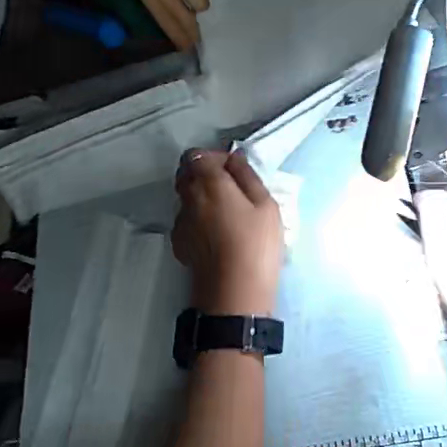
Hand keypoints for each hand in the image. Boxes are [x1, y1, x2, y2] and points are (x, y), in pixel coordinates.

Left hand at [173, 149, 282, 314]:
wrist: (234, 291)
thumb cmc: (256, 244)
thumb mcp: (266, 205)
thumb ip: (247, 176)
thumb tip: (233, 159)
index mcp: (208, 182)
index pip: (198, 155)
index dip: (216, 158)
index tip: (236, 171)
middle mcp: (187, 197)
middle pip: (186, 173)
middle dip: (205, 174)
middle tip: (232, 190)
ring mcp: (180, 221)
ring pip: (185, 197)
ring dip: (201, 197)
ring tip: (227, 214)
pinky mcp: (179, 243)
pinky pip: (186, 219)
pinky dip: (198, 218)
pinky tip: (218, 234)